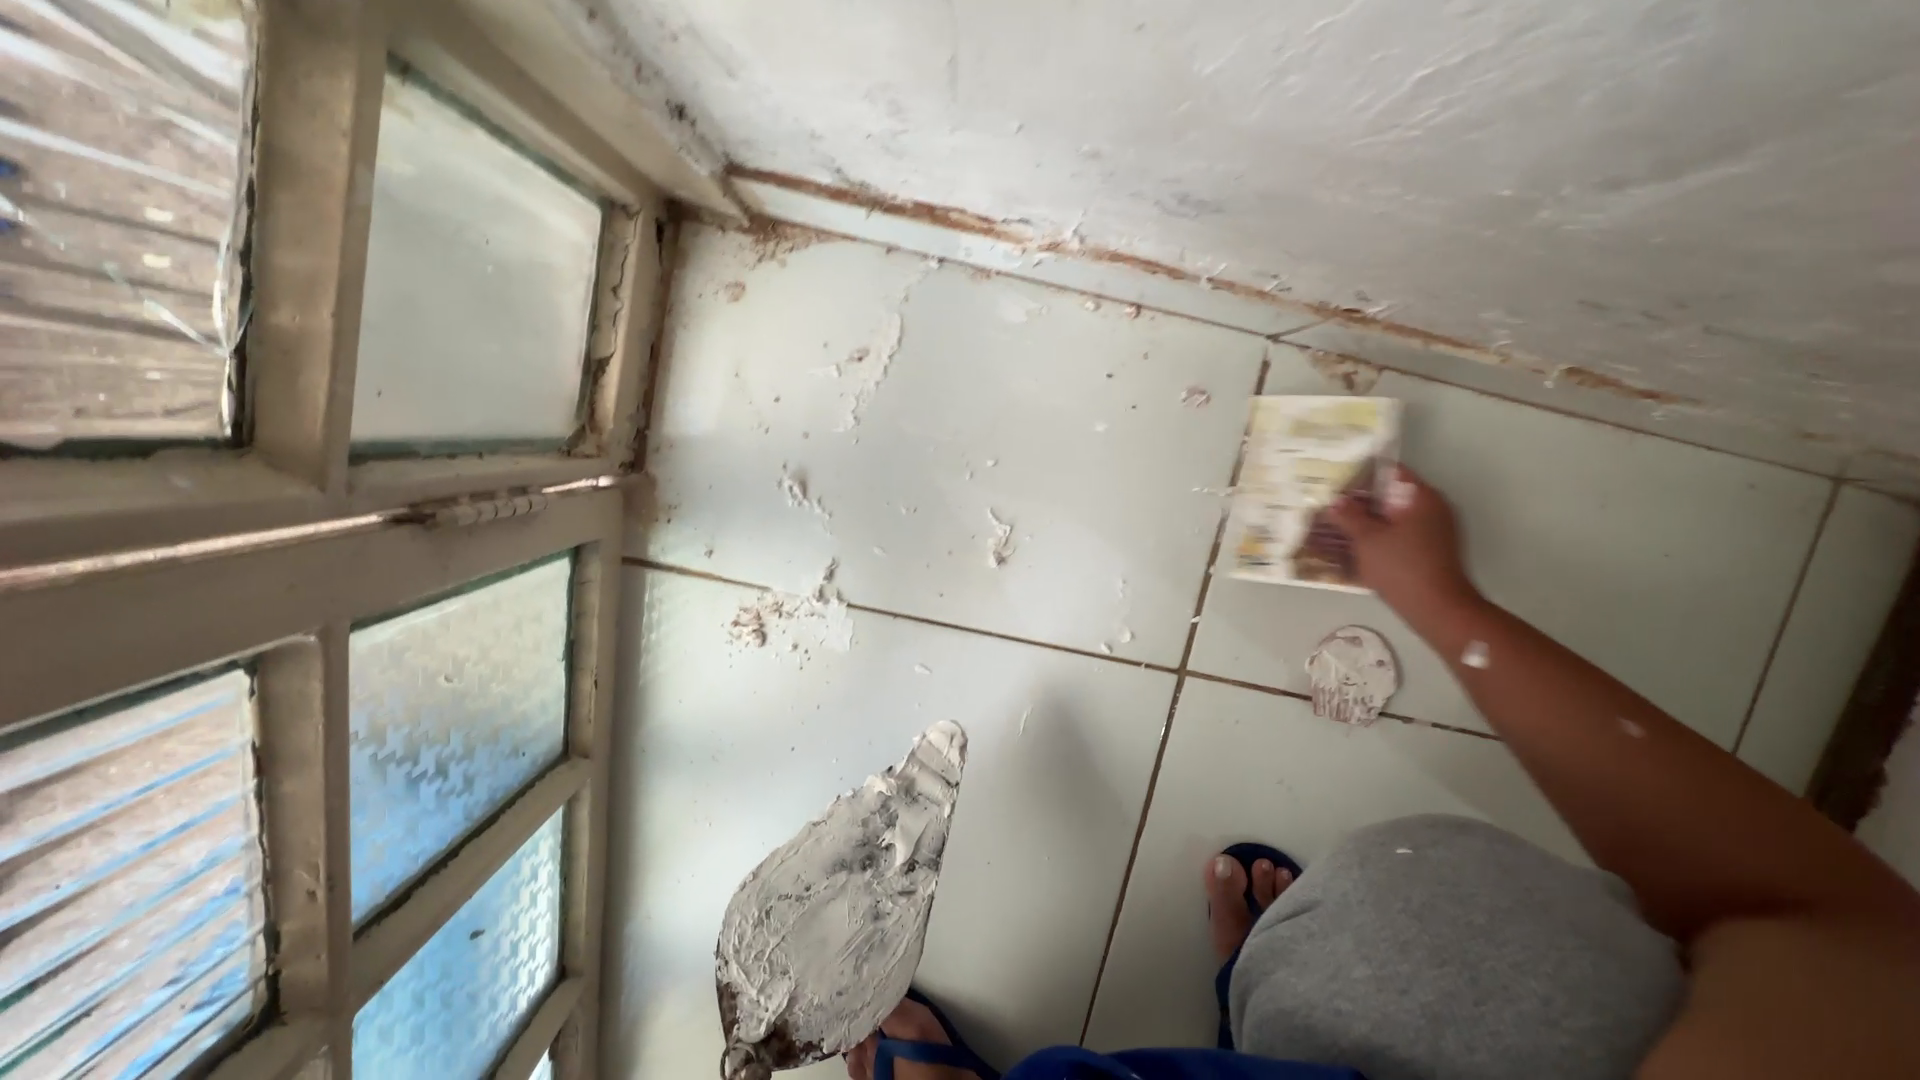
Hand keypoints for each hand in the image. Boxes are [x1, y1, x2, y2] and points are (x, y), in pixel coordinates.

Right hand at [1326, 465, 1479, 618]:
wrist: (1437, 608)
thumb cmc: (1401, 567)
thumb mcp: (1367, 539)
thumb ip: (1349, 516)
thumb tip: (1335, 501)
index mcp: (1423, 497)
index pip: (1391, 473)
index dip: (1363, 475)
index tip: (1338, 482)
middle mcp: (1435, 507)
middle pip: (1394, 496)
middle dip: (1364, 501)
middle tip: (1334, 505)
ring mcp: (1438, 530)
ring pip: (1397, 517)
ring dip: (1372, 521)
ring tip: (1341, 526)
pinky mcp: (1434, 550)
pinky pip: (1404, 534)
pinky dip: (1384, 536)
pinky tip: (1361, 547)